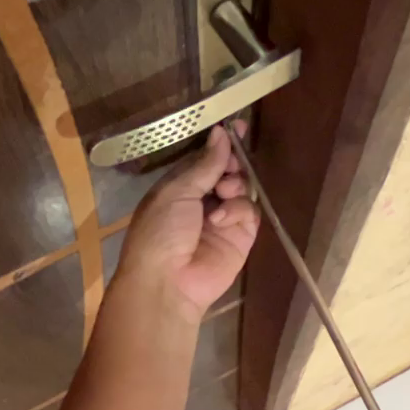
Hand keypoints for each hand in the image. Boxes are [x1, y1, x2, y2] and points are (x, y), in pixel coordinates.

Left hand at [113, 124, 258, 321]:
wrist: (167, 281)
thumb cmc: (160, 231)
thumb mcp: (176, 192)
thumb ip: (204, 164)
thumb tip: (220, 133)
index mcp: (180, 188)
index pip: (206, 160)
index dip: (221, 145)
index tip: (237, 127)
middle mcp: (203, 201)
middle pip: (229, 172)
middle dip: (232, 164)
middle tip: (230, 166)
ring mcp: (224, 220)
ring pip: (243, 189)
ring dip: (235, 185)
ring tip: (223, 192)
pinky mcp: (241, 237)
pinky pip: (249, 212)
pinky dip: (238, 210)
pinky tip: (221, 219)